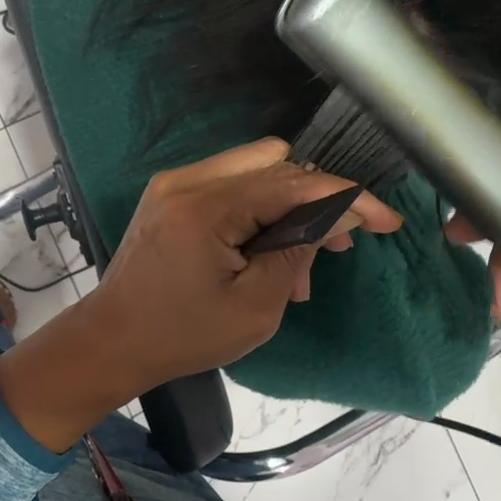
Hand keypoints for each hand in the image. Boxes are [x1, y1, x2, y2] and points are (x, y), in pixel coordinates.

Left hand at [85, 137, 401, 387]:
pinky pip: (229, 183)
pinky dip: (257, 209)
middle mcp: (187, 180)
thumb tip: (339, 212)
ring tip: (297, 267)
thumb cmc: (184, 334)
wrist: (113, 338)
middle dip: (314, 200)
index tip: (387, 222)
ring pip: (253, 168)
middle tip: (334, 249)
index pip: (292, 183)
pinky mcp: (169, 192)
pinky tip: (265, 254)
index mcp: (206, 207)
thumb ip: (298, 250)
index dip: (346, 197)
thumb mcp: (256, 306)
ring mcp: (174, 182)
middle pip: (274, 163)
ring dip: (287, 205)